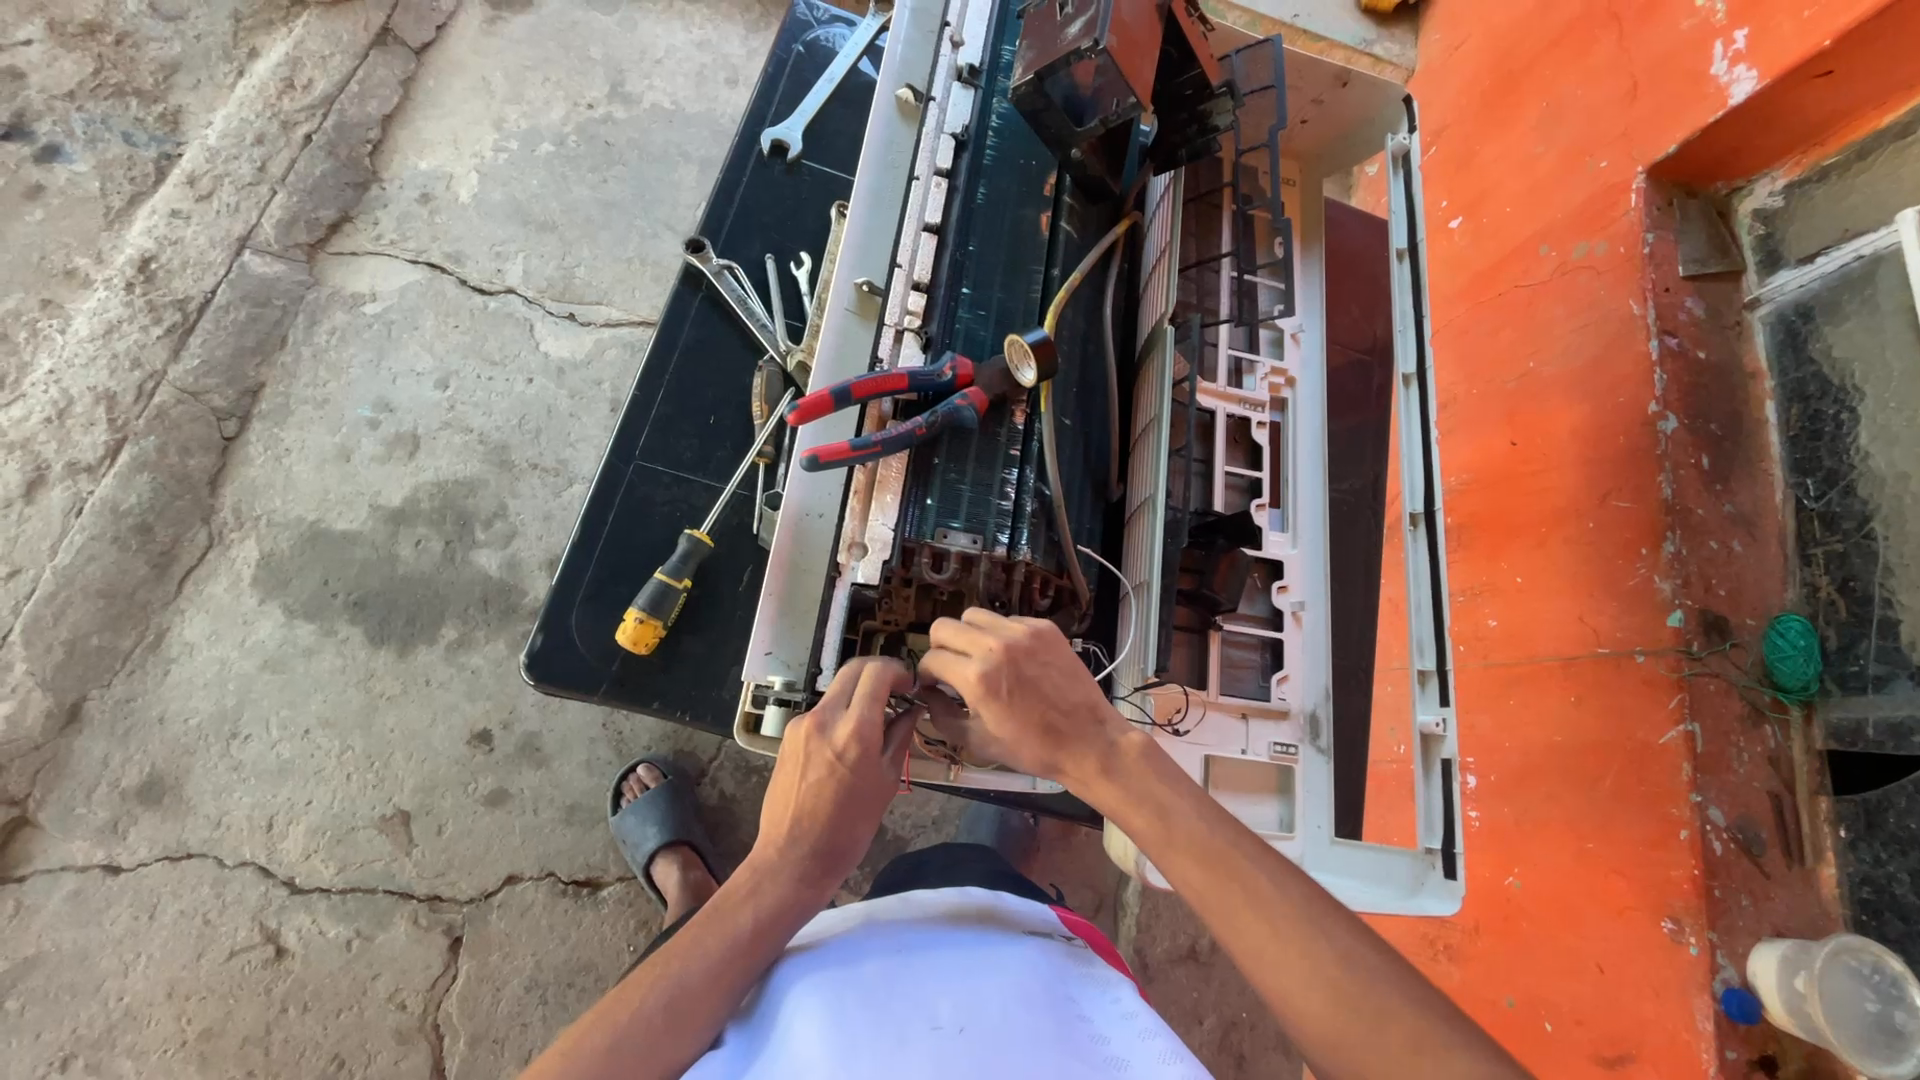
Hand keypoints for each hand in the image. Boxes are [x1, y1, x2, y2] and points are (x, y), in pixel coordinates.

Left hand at [750, 657, 914, 901]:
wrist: (794, 856)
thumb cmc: (850, 828)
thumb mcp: (887, 781)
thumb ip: (900, 737)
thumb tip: (912, 710)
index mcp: (855, 729)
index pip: (877, 671)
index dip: (897, 670)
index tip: (909, 685)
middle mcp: (825, 716)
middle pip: (854, 669)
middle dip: (878, 673)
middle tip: (895, 692)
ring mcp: (802, 724)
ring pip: (836, 690)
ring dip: (858, 695)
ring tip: (873, 723)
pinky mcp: (788, 735)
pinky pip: (821, 712)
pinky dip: (839, 715)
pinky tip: (846, 744)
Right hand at [916, 608, 1135, 790]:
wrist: (1088, 740)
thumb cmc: (1031, 748)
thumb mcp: (977, 742)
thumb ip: (942, 716)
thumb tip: (929, 694)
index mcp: (977, 676)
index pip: (931, 658)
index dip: (926, 674)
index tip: (933, 684)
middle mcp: (996, 645)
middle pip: (944, 626)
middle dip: (940, 648)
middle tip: (952, 668)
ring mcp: (1022, 631)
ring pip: (975, 616)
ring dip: (969, 636)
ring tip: (981, 658)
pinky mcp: (1044, 628)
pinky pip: (1008, 620)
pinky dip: (1001, 636)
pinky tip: (1014, 659)